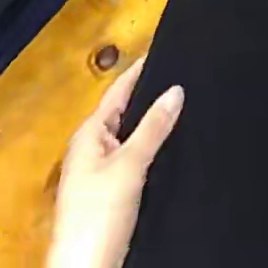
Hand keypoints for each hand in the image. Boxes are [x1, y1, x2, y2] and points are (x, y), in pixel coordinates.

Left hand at [46, 58, 183, 267]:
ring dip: (148, 123)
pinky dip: (148, 148)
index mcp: (89, 134)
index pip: (118, 91)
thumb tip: (176, 90)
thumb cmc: (97, 218)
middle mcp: (90, 149)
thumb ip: (153, 127)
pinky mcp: (107, 197)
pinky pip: (131, 159)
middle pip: (123, 113)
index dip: (139, 70)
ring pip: (128, 137)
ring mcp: (97, 174)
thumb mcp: (130, 166)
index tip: (162, 50)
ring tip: (178, 106)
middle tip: (178, 76)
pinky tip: (166, 150)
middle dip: (147, 95)